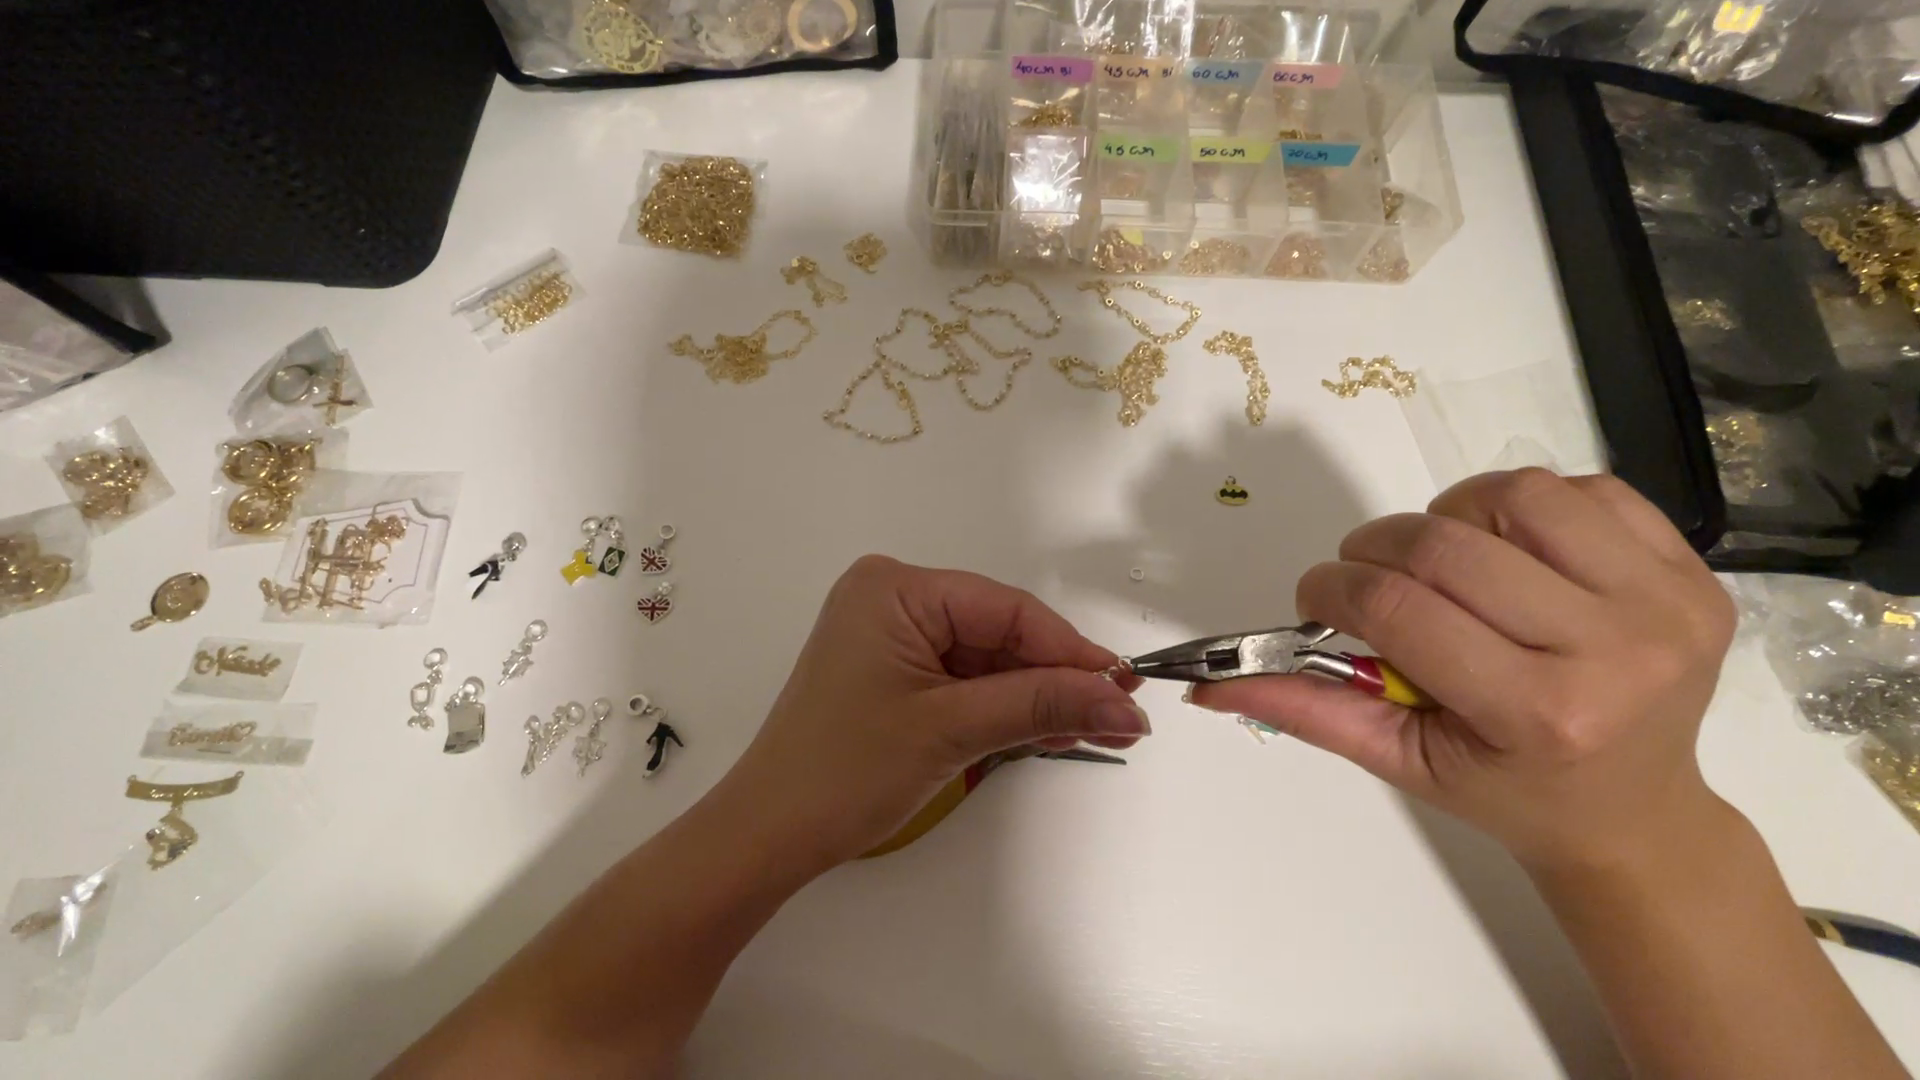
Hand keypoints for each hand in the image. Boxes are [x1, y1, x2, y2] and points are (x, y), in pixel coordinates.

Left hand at [714, 556, 1147, 871]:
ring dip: (1037, 697)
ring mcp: (893, 638)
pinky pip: (964, 682)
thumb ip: (1041, 705)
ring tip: (1099, 729)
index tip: (1125, 687)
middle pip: (999, 633)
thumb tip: (1127, 703)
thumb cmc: (847, 771)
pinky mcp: (895, 674)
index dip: (1069, 648)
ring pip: (987, 661)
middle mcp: (893, 599)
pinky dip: (1004, 709)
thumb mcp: (951, 730)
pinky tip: (1052, 730)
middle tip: (1120, 716)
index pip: (1005, 608)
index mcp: (895, 588)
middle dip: (1056, 677)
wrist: (769, 834)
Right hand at [1192, 470, 1736, 871]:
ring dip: (1450, 517)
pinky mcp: (1696, 570)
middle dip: (1376, 548)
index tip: (1315, 597)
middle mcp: (1617, 650)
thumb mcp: (1398, 761)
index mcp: (1539, 713)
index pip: (1400, 610)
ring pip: (1515, 496)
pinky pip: (1584, 488)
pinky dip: (1521, 505)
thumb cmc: (1504, 792)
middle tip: (1363, 574)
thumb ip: (1306, 710)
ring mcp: (1667, 602)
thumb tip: (1205, 688)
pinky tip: (1507, 551)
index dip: (1333, 587)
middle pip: (1449, 545)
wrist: (1633, 810)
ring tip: (1440, 561)